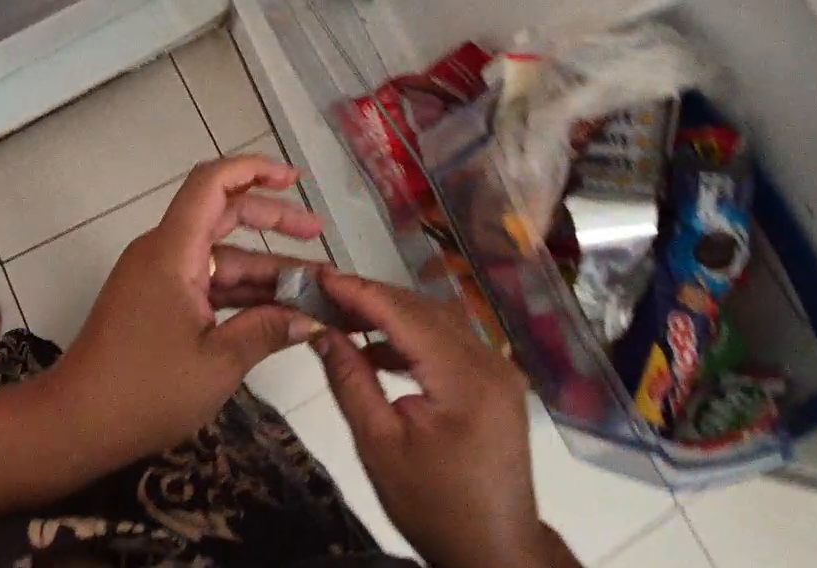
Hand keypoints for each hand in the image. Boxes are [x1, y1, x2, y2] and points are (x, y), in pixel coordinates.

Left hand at [48, 156, 330, 464]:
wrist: (74, 425)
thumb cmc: (144, 391)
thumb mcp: (217, 363)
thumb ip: (267, 330)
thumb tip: (311, 318)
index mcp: (173, 250)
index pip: (212, 183)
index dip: (254, 170)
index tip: (294, 179)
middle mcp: (164, 252)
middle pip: (223, 214)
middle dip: (273, 219)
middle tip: (318, 233)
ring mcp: (159, 277)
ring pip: (220, 255)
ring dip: (263, 267)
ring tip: (314, 283)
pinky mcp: (157, 301)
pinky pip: (206, 282)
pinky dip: (241, 292)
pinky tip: (278, 309)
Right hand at [312, 272, 576, 567]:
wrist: (493, 552)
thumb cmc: (434, 506)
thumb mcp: (379, 445)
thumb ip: (350, 380)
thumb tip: (321, 331)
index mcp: (466, 378)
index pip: (405, 315)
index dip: (359, 291)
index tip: (319, 275)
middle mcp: (489, 361)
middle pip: (422, 310)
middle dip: (371, 297)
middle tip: (324, 292)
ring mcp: (497, 368)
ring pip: (435, 320)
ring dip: (390, 314)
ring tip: (344, 316)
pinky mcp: (494, 379)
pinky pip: (447, 341)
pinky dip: (411, 336)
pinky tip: (377, 349)